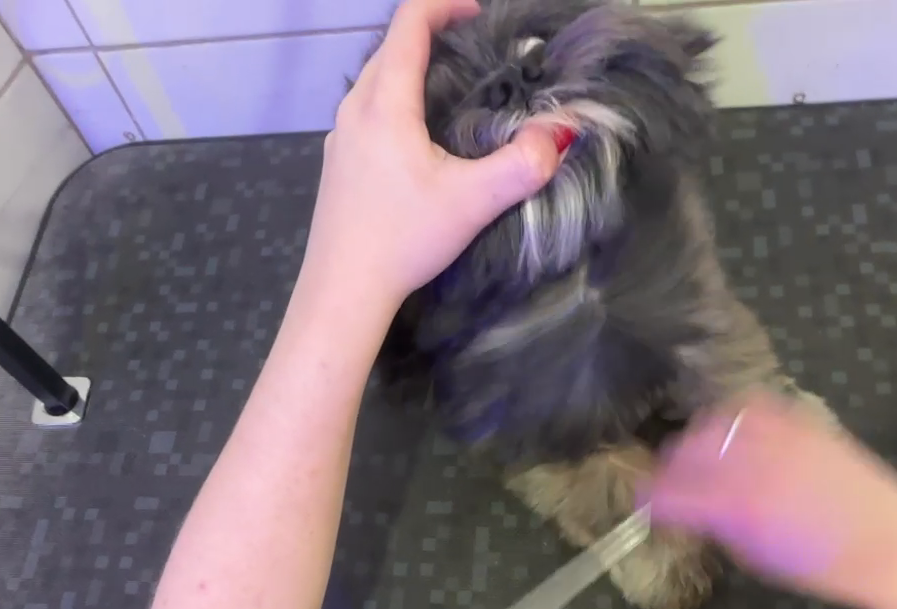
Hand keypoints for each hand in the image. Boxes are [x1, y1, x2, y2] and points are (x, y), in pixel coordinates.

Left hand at [299, 0, 566, 311]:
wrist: (343, 292)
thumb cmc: (402, 242)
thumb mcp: (471, 204)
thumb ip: (521, 167)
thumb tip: (560, 135)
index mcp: (385, 104)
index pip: (409, 22)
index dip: (445, 4)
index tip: (479, 12)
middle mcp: (354, 111)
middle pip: (389, 48)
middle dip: (430, 35)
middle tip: (471, 51)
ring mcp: (339, 141)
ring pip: (373, 82)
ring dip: (409, 71)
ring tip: (447, 92)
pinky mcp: (336, 168)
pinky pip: (365, 115)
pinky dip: (393, 105)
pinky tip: (414, 141)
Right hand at [643, 393, 896, 608]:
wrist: (891, 546)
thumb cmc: (821, 567)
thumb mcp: (755, 557)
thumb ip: (717, 526)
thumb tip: (689, 510)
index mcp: (735, 506)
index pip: (672, 492)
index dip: (649, 496)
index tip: (642, 502)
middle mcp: (752, 464)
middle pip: (688, 450)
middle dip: (670, 467)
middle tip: (670, 484)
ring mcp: (779, 438)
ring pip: (716, 424)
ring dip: (699, 440)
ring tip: (701, 458)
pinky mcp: (804, 424)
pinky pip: (754, 406)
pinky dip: (733, 417)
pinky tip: (736, 434)